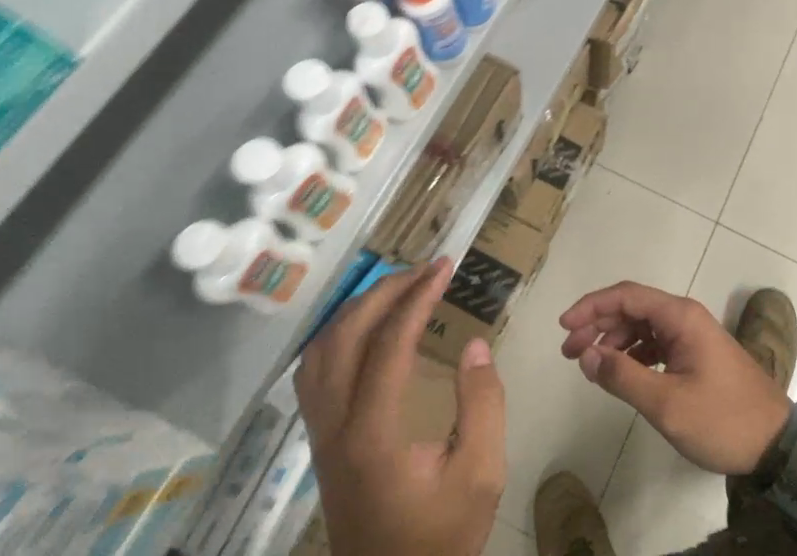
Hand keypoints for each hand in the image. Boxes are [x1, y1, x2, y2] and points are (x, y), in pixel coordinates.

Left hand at [296, 258, 505, 555]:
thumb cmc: (441, 535)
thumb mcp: (481, 475)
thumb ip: (483, 406)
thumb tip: (474, 346)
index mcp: (373, 434)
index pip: (389, 345)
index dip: (417, 298)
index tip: (445, 267)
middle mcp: (335, 426)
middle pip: (345, 336)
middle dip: (385, 291)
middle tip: (424, 268)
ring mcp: (320, 434)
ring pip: (319, 351)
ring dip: (355, 309)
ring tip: (397, 288)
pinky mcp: (319, 441)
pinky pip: (313, 372)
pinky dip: (336, 335)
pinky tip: (363, 329)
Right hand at [559, 281, 789, 474]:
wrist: (775, 443)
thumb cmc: (722, 420)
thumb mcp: (667, 403)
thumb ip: (623, 376)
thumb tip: (585, 355)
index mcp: (681, 317)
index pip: (627, 295)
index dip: (591, 306)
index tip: (564, 327)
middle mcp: (686, 317)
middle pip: (632, 307)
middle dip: (598, 324)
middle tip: (569, 352)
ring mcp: (693, 336)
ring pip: (643, 326)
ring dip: (613, 340)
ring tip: (588, 365)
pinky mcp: (696, 356)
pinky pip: (656, 344)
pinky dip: (633, 354)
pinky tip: (619, 373)